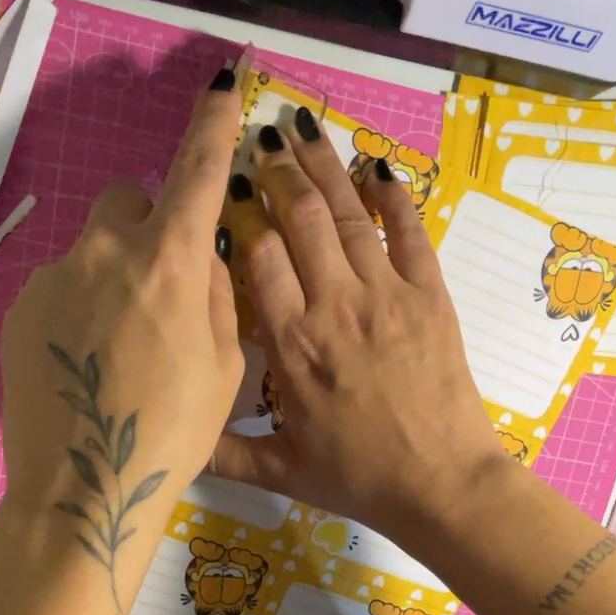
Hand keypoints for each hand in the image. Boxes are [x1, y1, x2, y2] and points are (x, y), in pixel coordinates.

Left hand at [0, 70, 244, 600]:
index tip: (224, 89)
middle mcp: (107, 250)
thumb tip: (204, 256)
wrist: (83, 487)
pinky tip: (84, 362)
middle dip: (150, 229)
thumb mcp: (227, 370)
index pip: (197, 170)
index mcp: (172, 262)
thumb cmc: (172, 434)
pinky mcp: (20, 306)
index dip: (214, 127)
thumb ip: (219, 296)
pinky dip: (78, 306)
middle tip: (161, 291)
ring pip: (93, 250)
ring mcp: (55, 276)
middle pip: (129, 202)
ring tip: (118, 347)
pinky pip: (60, 285)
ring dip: (112, 274)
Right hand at [210, 107, 510, 541]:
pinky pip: (409, 232)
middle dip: (277, 174)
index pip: (258, 259)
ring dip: (324, 167)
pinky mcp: (429, 296)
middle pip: (300, 221)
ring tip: (303, 128)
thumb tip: (174, 444)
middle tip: (261, 141)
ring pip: (348, 216)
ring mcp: (385, 296)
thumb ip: (225, 452)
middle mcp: (333, 307)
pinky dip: (393, 196)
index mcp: (291, 347)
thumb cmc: (357, 480)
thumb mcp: (282, 472)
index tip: (227, 189)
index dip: (241, 216)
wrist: (440, 485)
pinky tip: (376, 166)